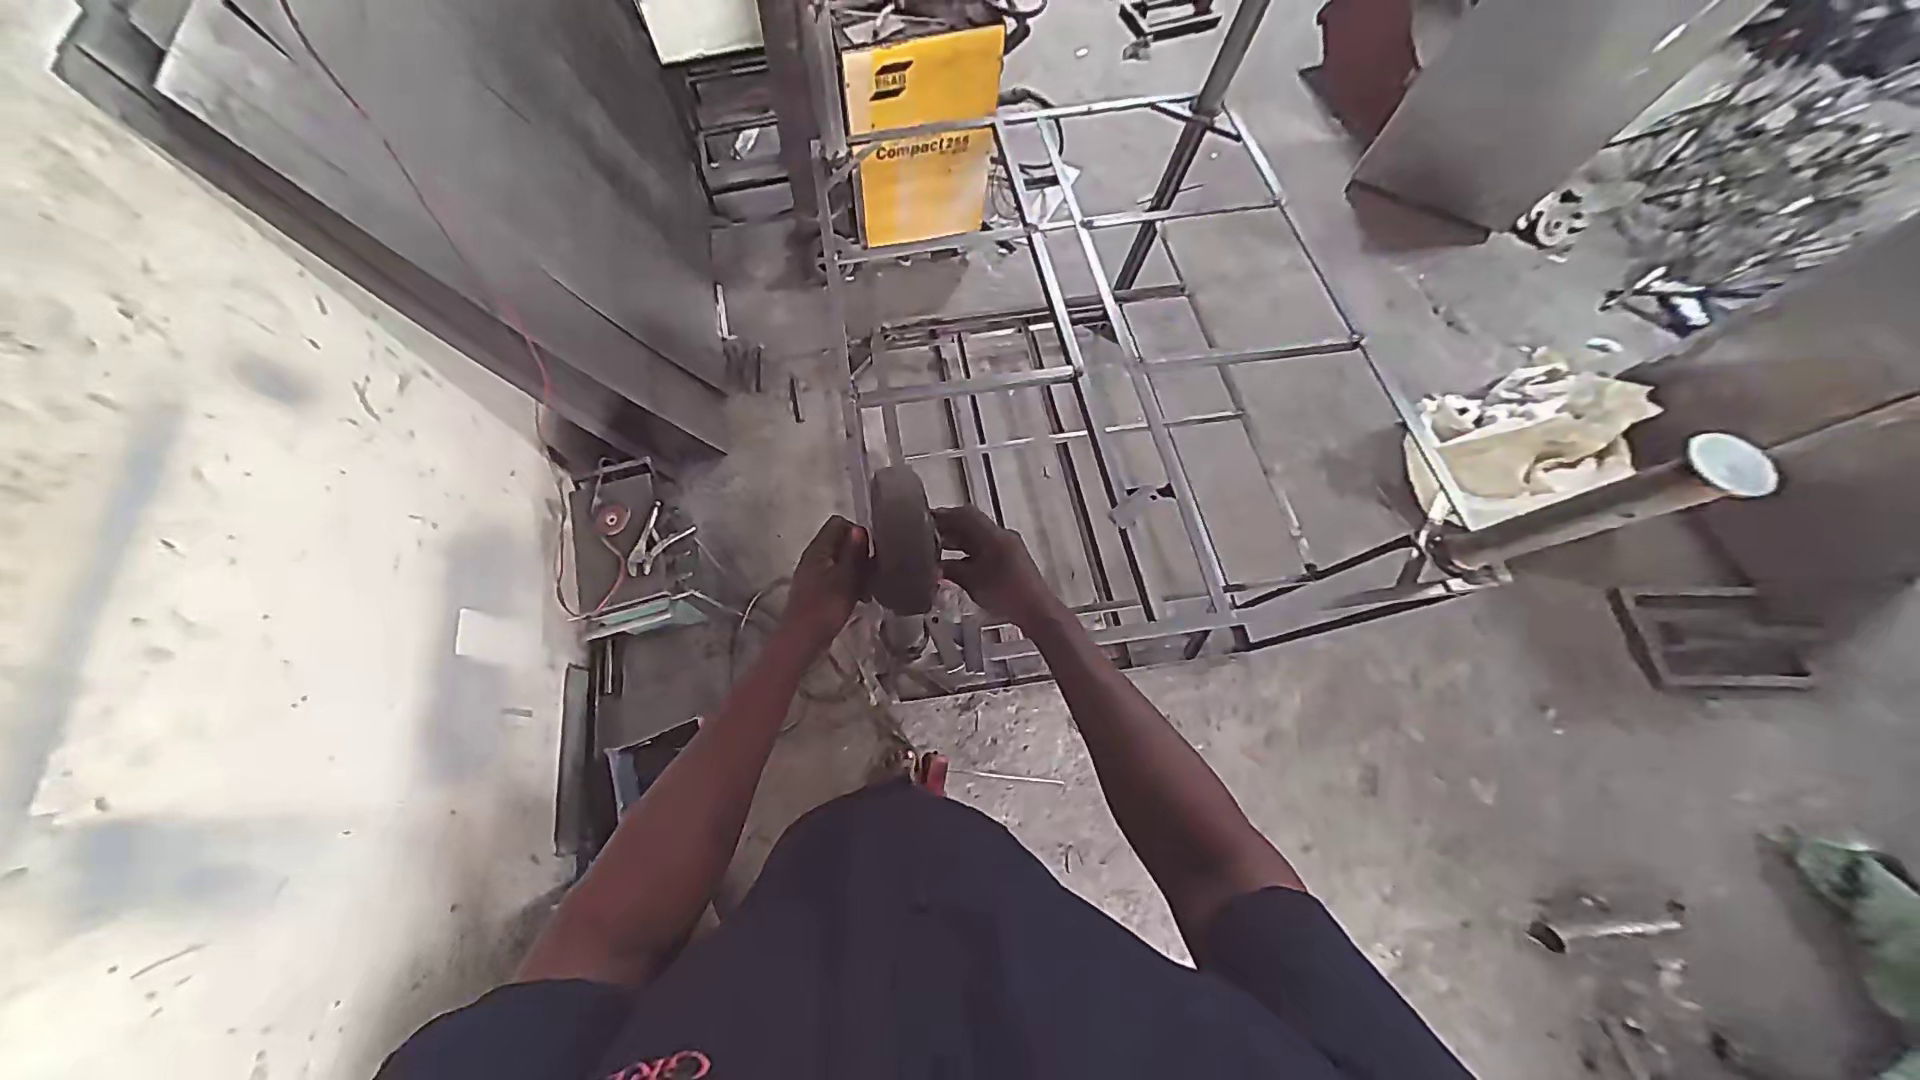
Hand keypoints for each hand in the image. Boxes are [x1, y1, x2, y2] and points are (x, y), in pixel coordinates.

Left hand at [775, 515, 869, 657]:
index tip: (871, 551)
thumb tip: (859, 528)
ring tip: (868, 586)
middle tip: (873, 570)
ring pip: (839, 559)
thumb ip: (853, 552)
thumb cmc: (825, 608)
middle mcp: (813, 556)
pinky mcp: (814, 589)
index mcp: (818, 549)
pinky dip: (848, 581)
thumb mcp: (846, 578)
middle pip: (839, 540)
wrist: (801, 640)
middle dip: (859, 551)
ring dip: (856, 568)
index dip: (858, 532)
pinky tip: (858, 596)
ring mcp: (812, 573)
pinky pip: (835, 576)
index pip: (838, 523)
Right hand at [932, 506, 1063, 629]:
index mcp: (993, 535)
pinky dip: (968, 552)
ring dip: (957, 541)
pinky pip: (985, 548)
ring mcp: (1008, 547)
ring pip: (977, 536)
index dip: (943, 515)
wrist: (1036, 610)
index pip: (965, 514)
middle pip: (971, 524)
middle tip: (927, 535)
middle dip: (948, 528)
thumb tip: (934, 565)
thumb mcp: (970, 581)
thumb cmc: (1006, 594)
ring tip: (937, 549)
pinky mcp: (1011, 559)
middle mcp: (1002, 536)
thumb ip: (949, 569)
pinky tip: (956, 564)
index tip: (927, 518)